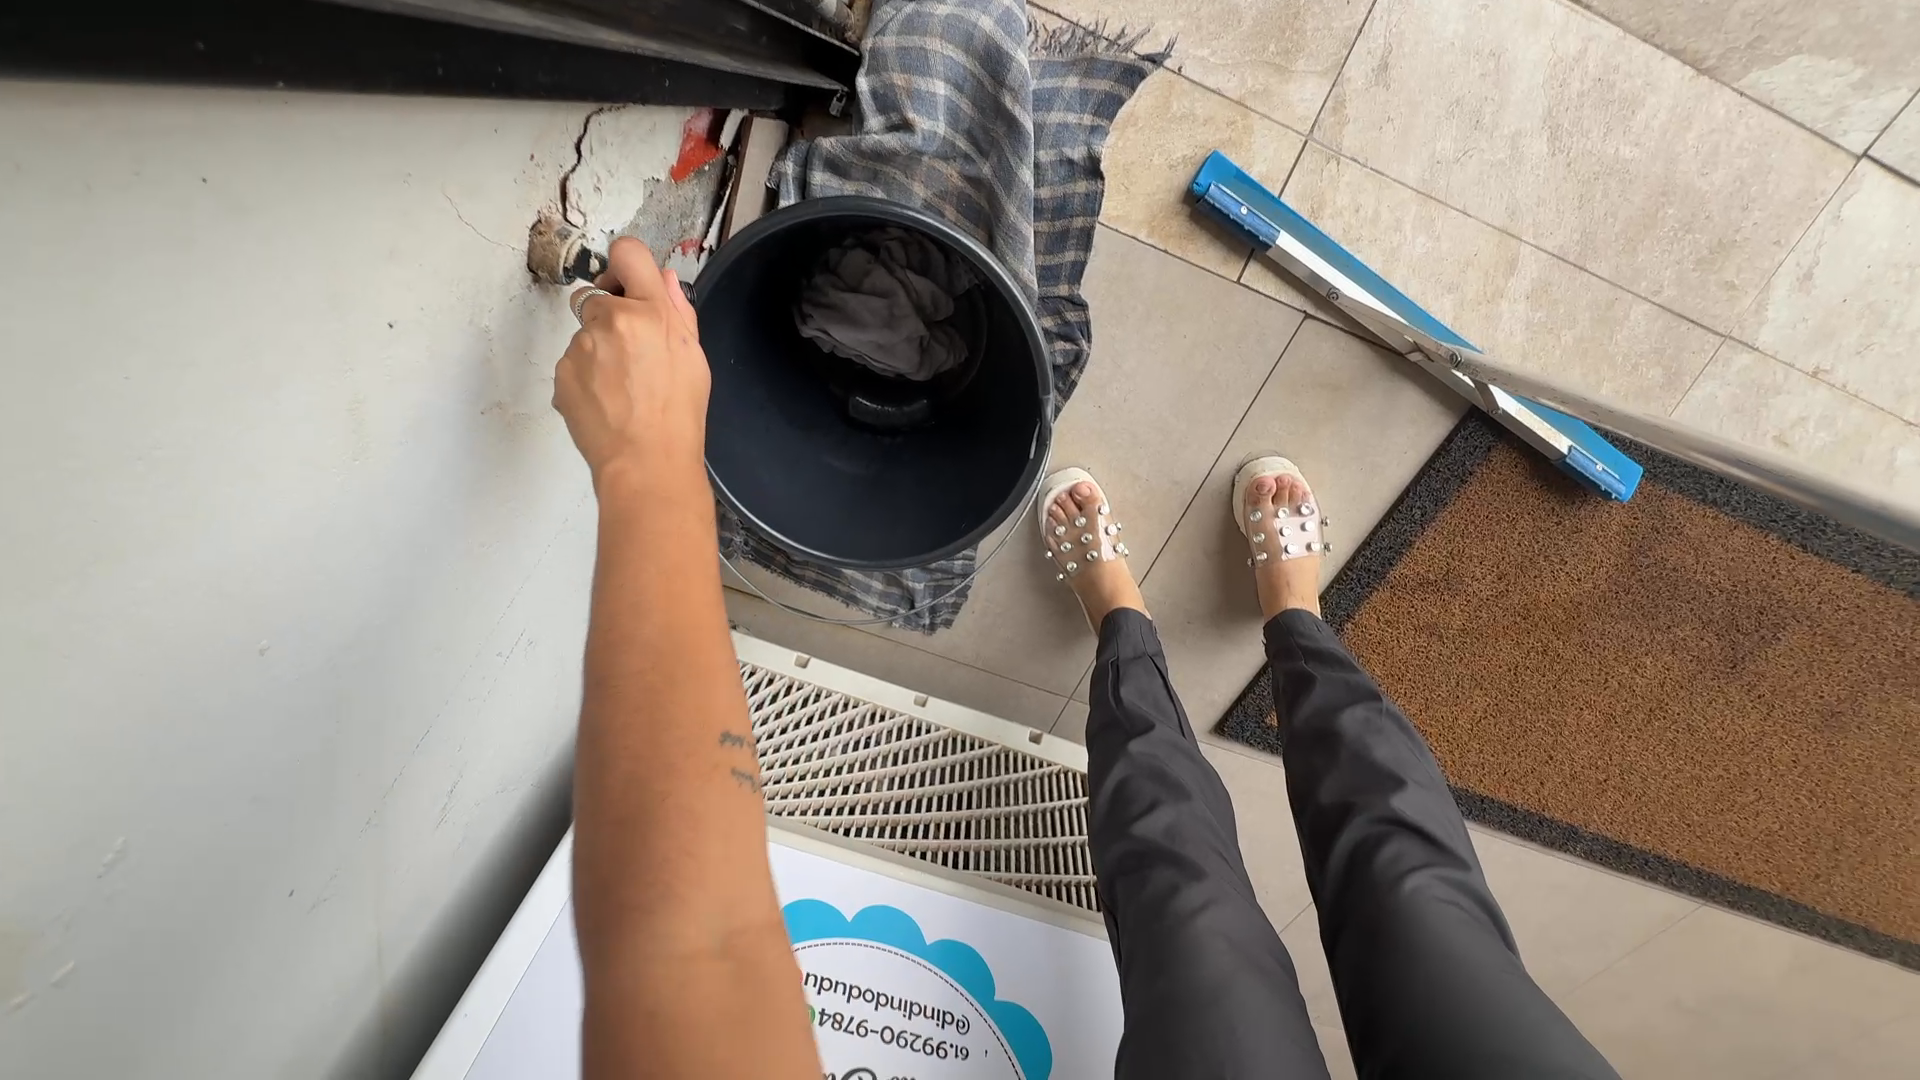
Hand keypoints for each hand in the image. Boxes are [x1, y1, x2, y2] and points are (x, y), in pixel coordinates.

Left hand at [553, 237, 709, 481]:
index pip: (628, 253)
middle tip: (635, 358)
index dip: (627, 268)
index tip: (629, 287)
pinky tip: (608, 403)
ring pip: (587, 335)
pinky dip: (587, 378)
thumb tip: (663, 280)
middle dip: (613, 319)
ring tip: (624, 390)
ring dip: (600, 352)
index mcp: (650, 312)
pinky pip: (574, 364)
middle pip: (601, 298)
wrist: (646, 461)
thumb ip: (678, 312)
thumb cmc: (679, 414)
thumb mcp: (694, 359)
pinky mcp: (561, 371)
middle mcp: (610, 319)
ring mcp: (580, 346)